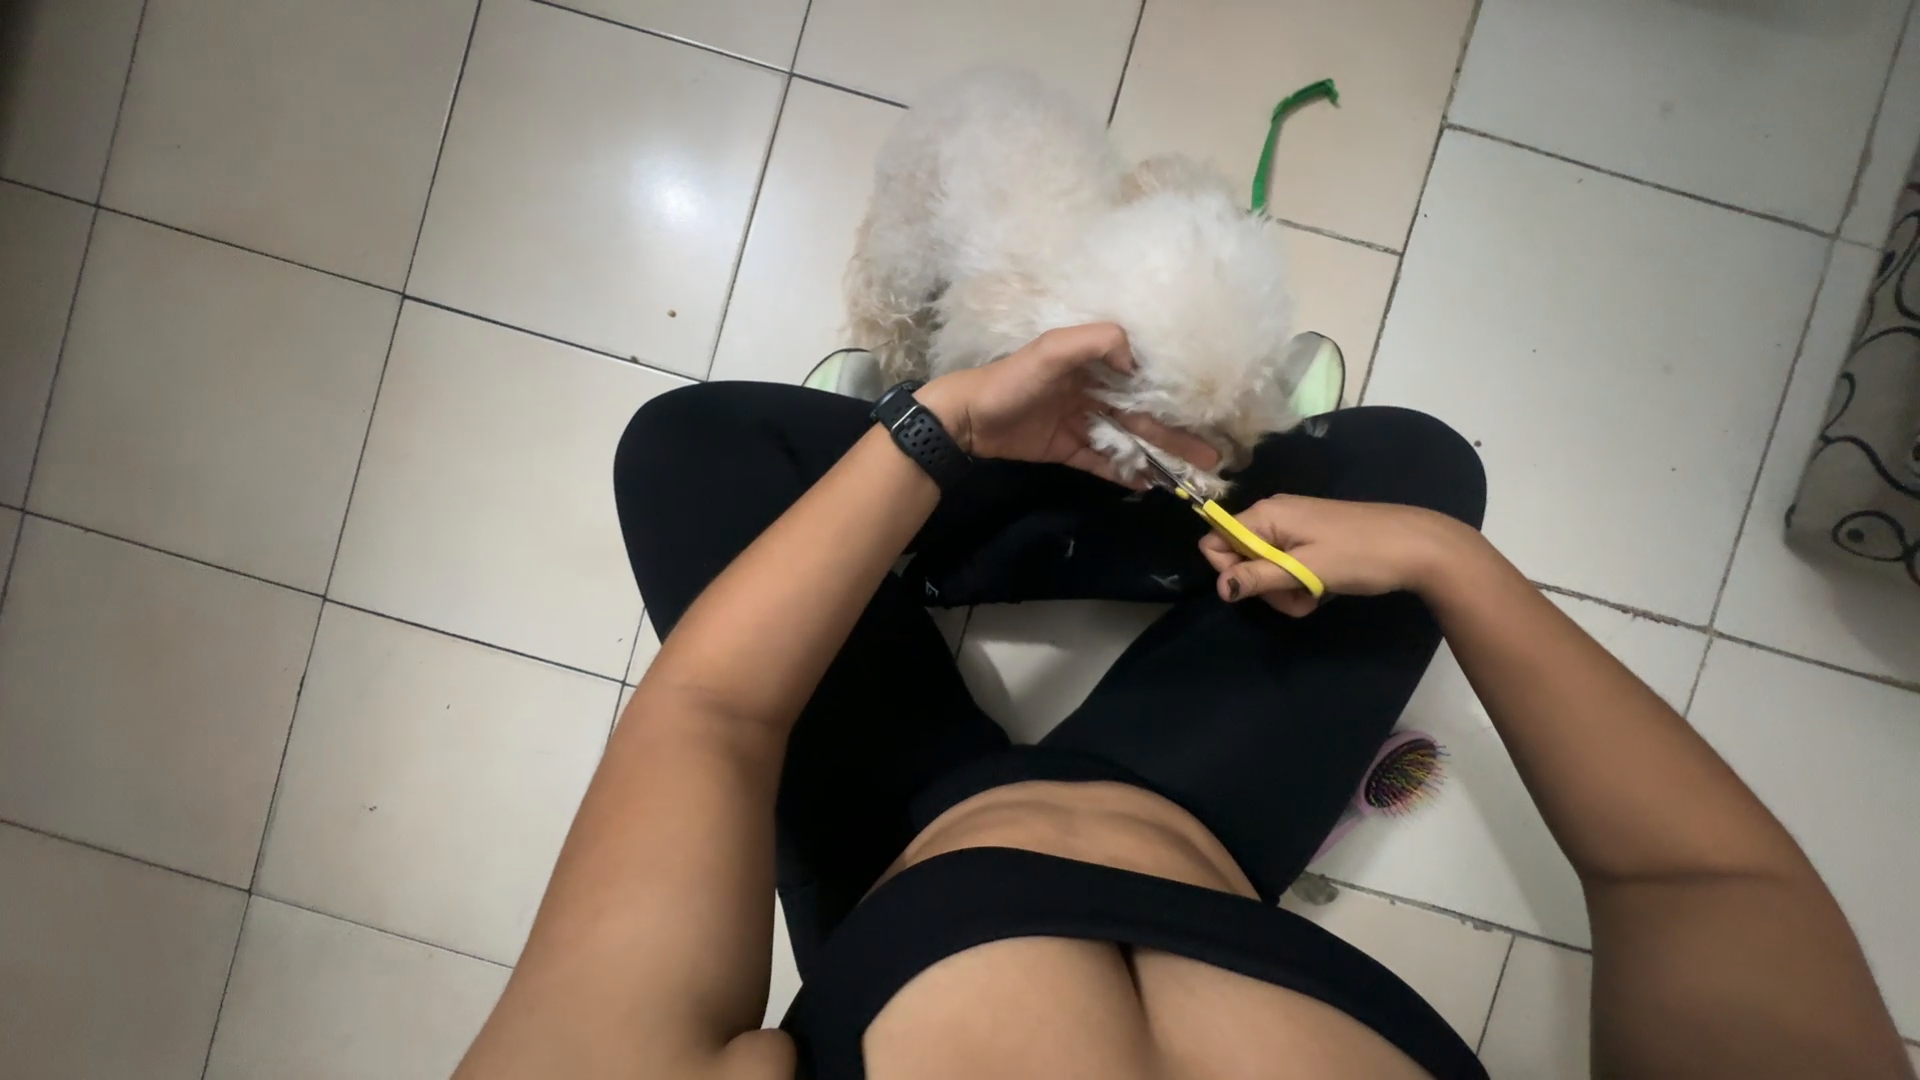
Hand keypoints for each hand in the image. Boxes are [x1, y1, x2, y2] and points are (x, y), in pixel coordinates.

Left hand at [914, 324, 1217, 484]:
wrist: (967, 419)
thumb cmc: (1011, 380)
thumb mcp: (1052, 349)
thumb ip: (1096, 342)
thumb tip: (1137, 363)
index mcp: (1095, 365)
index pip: (1144, 381)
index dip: (1175, 396)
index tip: (1208, 412)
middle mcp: (1094, 392)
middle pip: (1143, 416)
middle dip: (1178, 435)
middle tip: (1213, 457)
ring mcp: (1082, 422)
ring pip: (1128, 441)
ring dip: (1159, 457)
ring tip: (1192, 475)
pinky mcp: (1068, 449)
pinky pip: (1103, 462)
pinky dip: (1126, 473)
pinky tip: (1153, 485)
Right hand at [1198, 496, 1478, 616]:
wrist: (1419, 545)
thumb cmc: (1360, 555)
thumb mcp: (1304, 571)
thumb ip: (1258, 577)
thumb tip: (1220, 587)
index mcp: (1266, 515)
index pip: (1214, 540)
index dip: (1227, 569)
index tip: (1257, 587)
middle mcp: (1273, 514)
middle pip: (1238, 554)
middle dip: (1259, 584)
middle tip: (1293, 599)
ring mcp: (1293, 524)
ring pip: (1262, 562)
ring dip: (1280, 588)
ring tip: (1311, 598)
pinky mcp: (1311, 535)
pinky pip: (1285, 560)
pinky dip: (1296, 580)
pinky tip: (1319, 590)